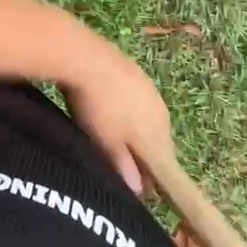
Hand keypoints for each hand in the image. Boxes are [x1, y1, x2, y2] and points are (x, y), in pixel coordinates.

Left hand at [61, 43, 173, 196]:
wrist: (82, 55)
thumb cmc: (96, 106)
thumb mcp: (107, 143)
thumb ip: (125, 167)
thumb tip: (139, 191)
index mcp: (160, 133)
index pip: (165, 166)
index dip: (150, 177)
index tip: (134, 185)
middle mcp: (161, 111)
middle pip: (157, 141)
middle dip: (141, 153)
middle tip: (118, 158)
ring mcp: (148, 87)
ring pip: (146, 118)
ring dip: (133, 128)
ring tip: (109, 131)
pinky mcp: (133, 69)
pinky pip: (135, 97)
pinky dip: (125, 106)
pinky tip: (106, 104)